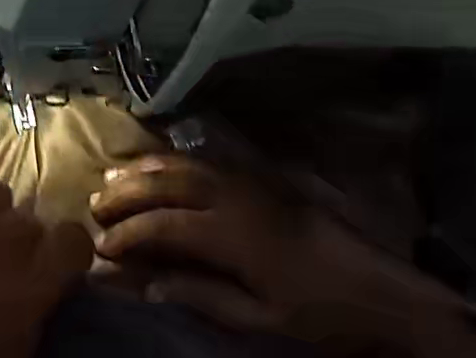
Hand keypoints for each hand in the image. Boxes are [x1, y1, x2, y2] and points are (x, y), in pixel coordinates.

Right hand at [90, 154, 475, 356]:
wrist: (380, 285)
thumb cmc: (320, 310)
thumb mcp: (264, 318)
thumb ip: (203, 296)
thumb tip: (149, 285)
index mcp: (230, 233)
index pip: (163, 226)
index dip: (128, 235)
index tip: (102, 246)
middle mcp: (229, 195)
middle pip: (163, 184)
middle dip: (125, 193)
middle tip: (94, 203)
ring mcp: (241, 178)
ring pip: (178, 163)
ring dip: (141, 170)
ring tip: (112, 176)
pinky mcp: (254, 173)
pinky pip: (200, 158)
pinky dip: (169, 159)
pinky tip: (155, 163)